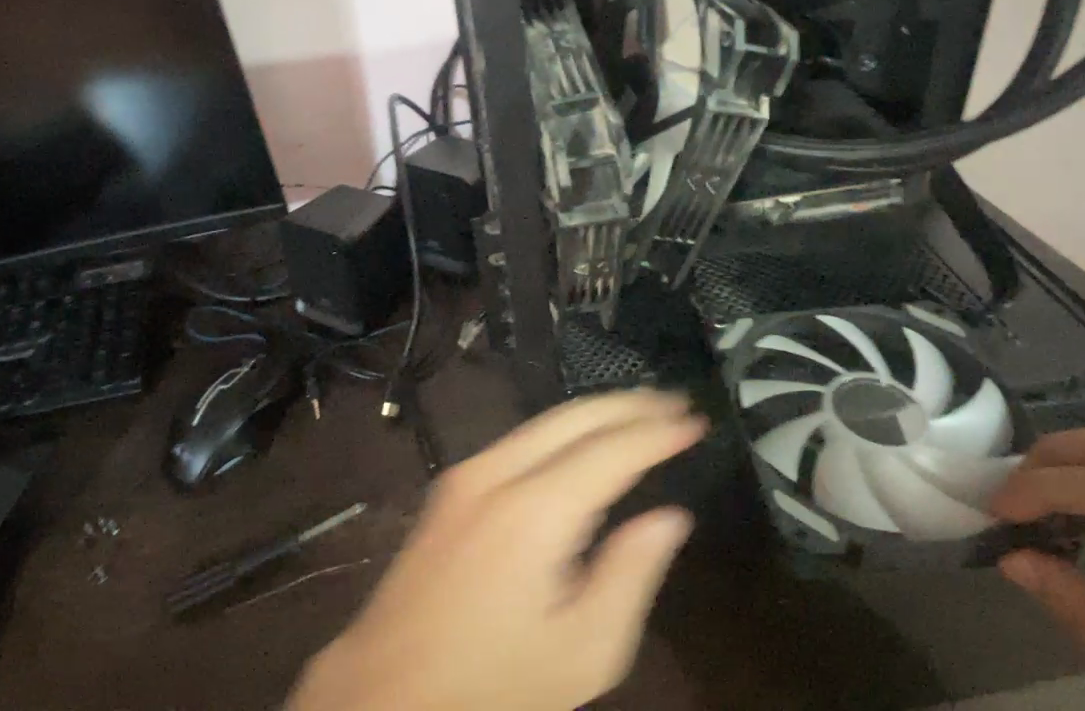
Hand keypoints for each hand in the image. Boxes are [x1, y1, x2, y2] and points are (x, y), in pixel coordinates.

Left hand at [287, 390, 705, 710]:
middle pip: (571, 416)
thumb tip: (668, 517)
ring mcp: (463, 476)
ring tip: (642, 412)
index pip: (609, 449)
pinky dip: (561, 431)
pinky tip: (585, 442)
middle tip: (676, 401)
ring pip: (540, 422)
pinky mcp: (448, 488)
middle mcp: (493, 474)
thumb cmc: (495, 681)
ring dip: (595, 412)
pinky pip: (517, 440)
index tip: (697, 420)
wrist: (387, 686)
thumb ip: (631, 574)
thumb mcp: (584, 649)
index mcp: (532, 511)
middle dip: (628, 403)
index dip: (657, 430)